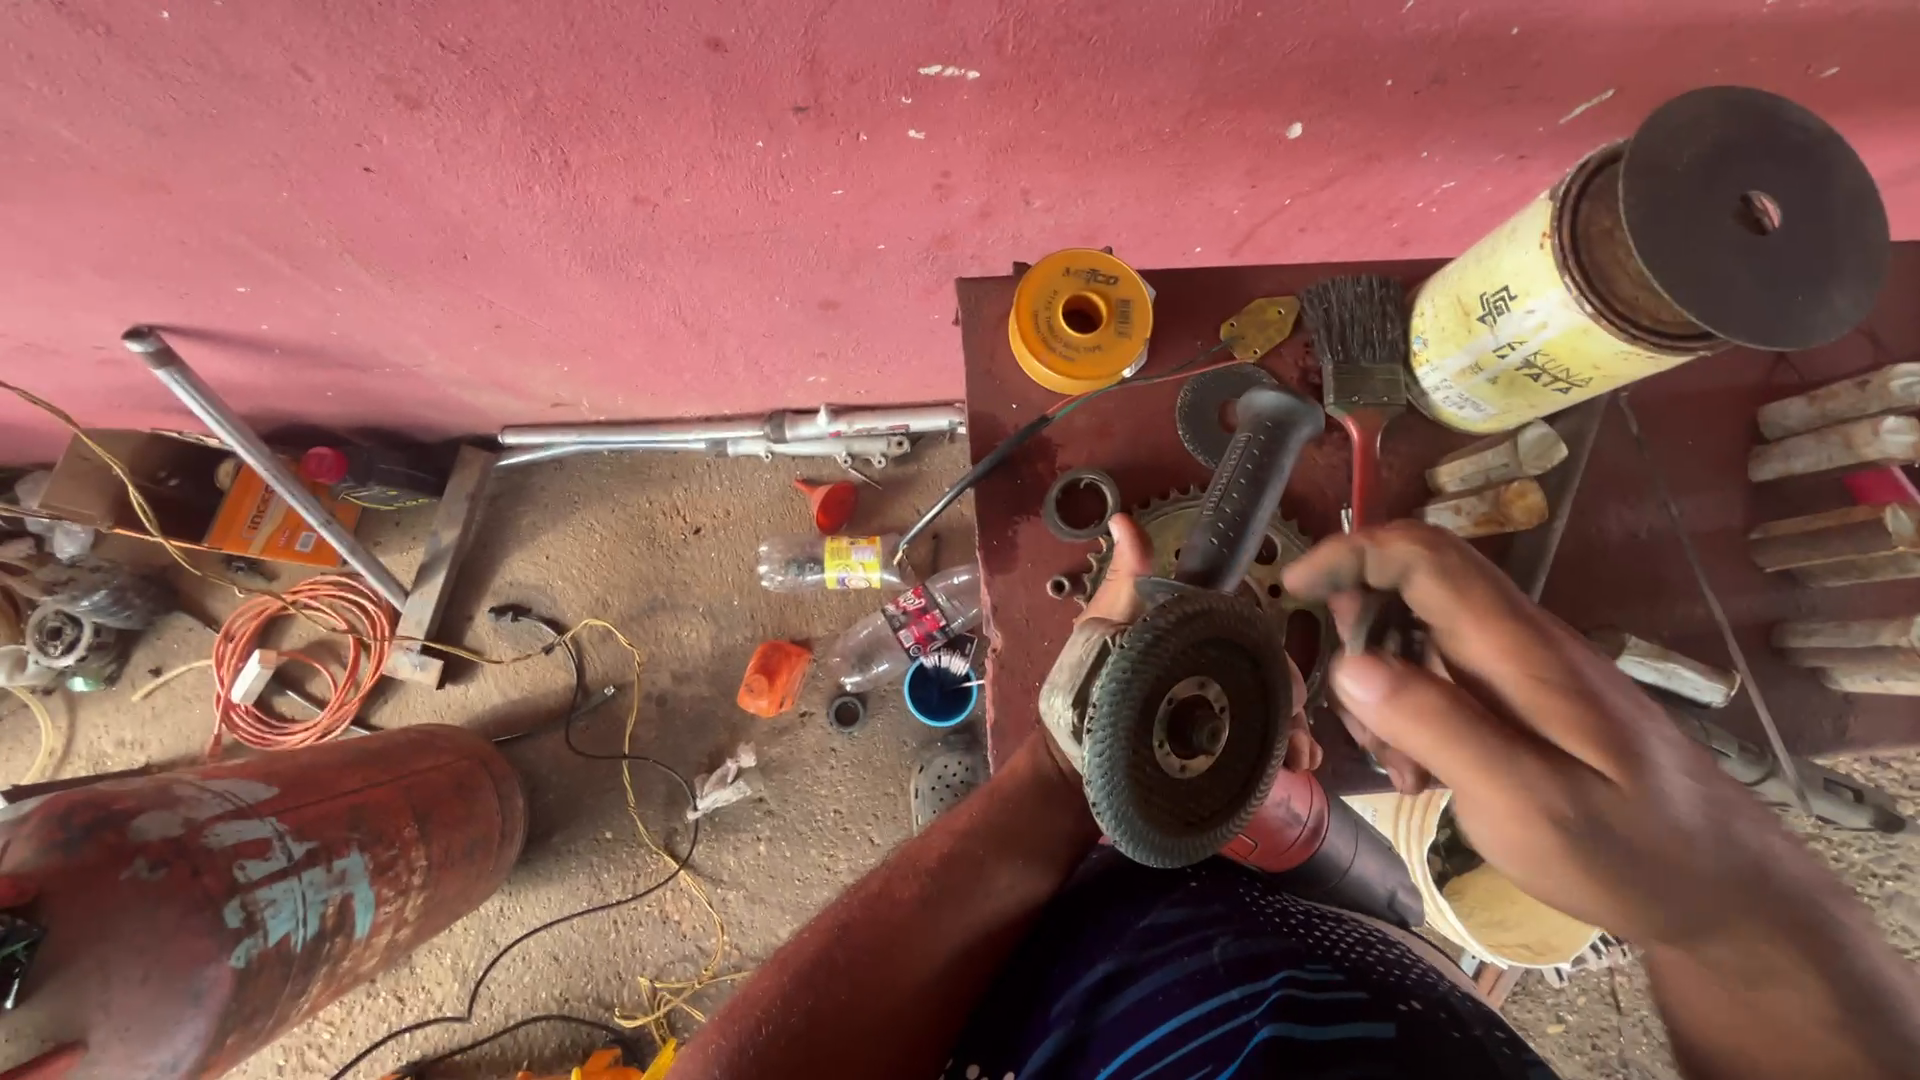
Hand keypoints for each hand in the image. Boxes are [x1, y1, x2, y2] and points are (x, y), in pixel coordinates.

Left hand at [1077, 514, 1318, 772]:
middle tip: (1296, 728)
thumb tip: (1121, 520)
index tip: (1290, 684)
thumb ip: (1128, 576)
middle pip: (1269, 682)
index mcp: (1197, 637)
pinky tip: (1295, 767)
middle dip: (1290, 704)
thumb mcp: (1109, 619)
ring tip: (1298, 757)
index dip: (1275, 660)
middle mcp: (1214, 671)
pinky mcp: (1213, 749)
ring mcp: (1216, 712)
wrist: (1076, 738)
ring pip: (1269, 717)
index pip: (1252, 642)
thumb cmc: (1091, 670)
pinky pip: (1254, 750)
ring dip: (1292, 734)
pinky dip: (1281, 758)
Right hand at [1280, 520, 1815, 949]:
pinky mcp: (1514, 696)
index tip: (1293, 586)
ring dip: (1378, 687)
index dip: (1349, 553)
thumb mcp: (1527, 803)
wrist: (1727, 893)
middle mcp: (1513, 640)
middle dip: (1357, 638)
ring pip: (1413, 635)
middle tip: (1358, 717)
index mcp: (1518, 648)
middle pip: (1407, 587)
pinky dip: (1405, 712)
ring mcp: (1515, 667)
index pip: (1423, 556)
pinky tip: (1421, 770)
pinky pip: (1435, 675)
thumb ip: (1437, 727)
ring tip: (1396, 764)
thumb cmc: (1633, 853)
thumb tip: (1349, 664)